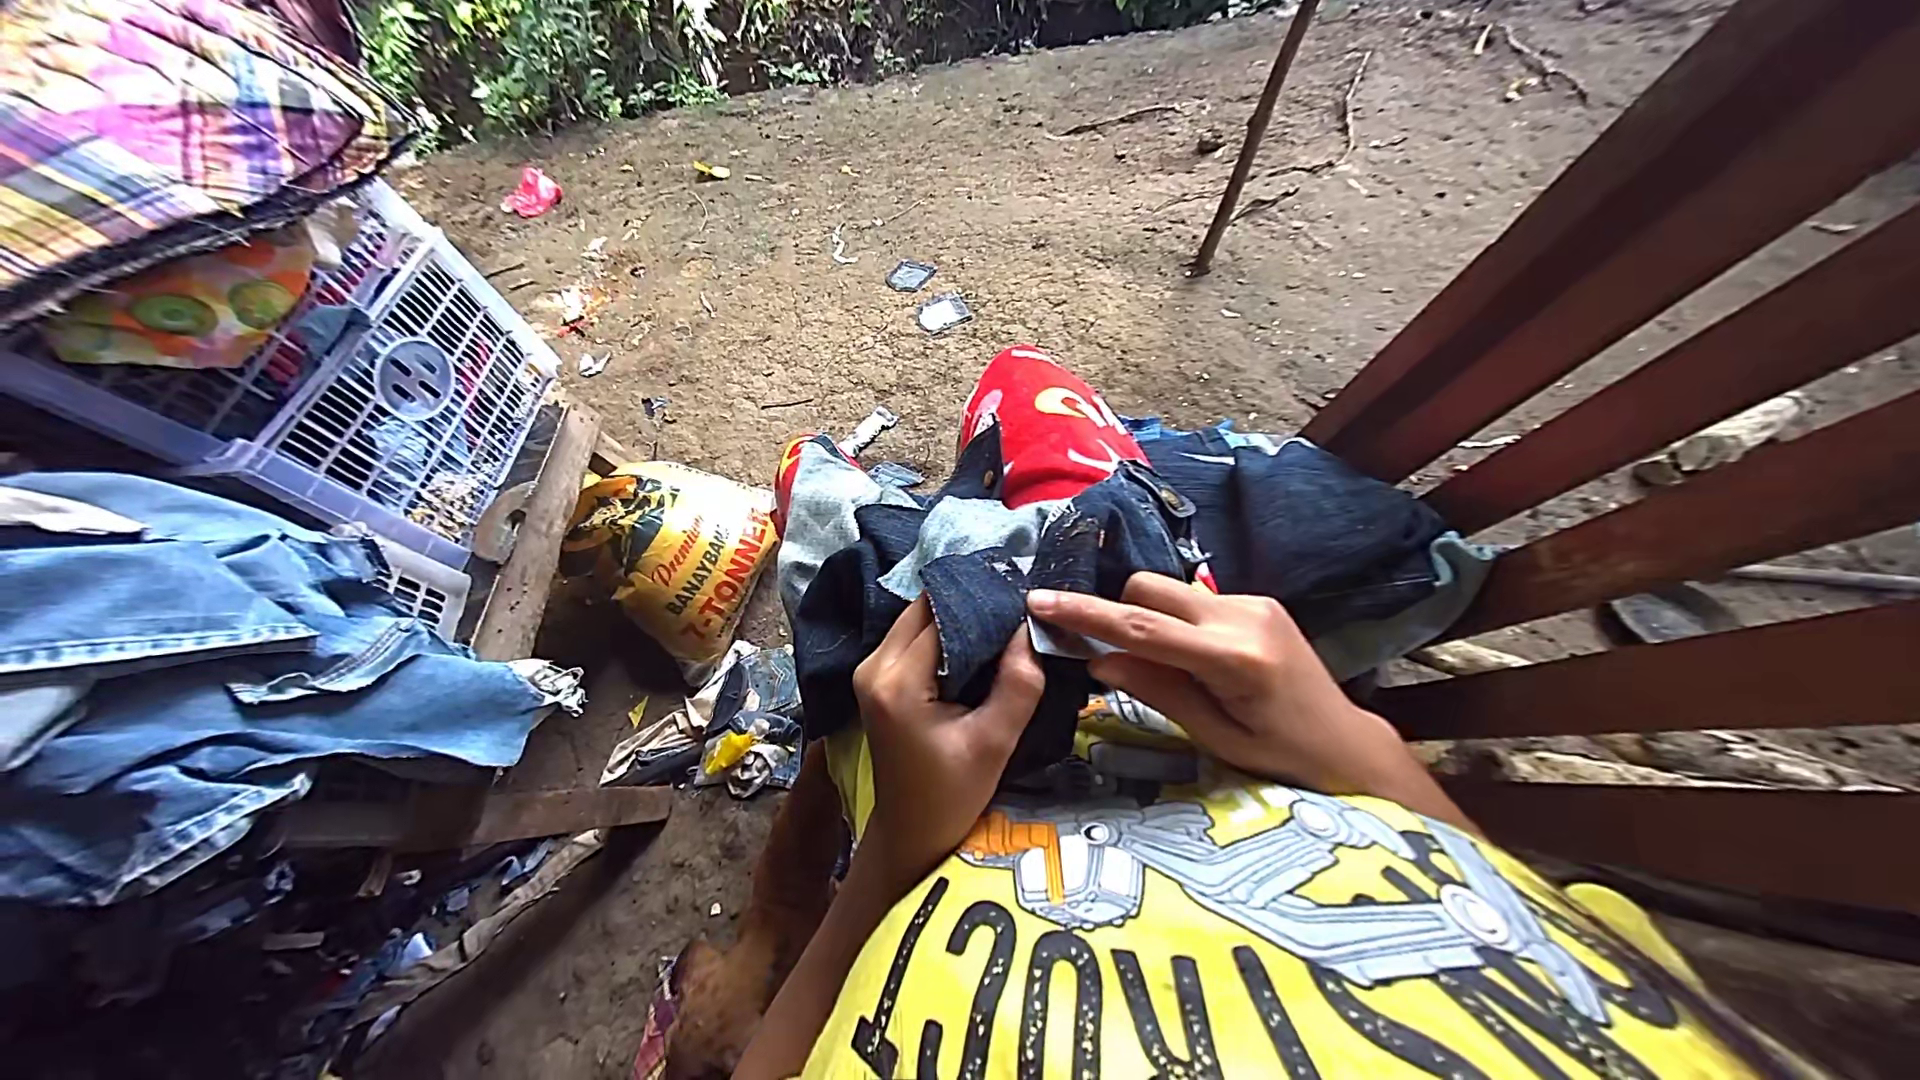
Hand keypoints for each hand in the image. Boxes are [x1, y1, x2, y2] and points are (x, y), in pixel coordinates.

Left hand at [852, 597, 1045, 892]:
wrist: (911, 831)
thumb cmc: (952, 793)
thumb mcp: (995, 742)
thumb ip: (1018, 683)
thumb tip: (1029, 627)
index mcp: (896, 681)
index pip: (941, 616)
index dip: (982, 605)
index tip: (1020, 602)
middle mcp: (873, 666)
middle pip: (923, 609)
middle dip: (968, 604)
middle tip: (1012, 609)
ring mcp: (868, 669)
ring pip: (916, 618)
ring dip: (955, 617)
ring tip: (999, 625)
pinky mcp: (874, 676)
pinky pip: (911, 636)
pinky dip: (942, 633)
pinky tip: (974, 644)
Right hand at [1027, 573, 1463, 824]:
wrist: (1348, 745)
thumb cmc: (1280, 758)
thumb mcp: (1213, 737)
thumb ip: (1155, 690)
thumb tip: (1098, 659)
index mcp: (1234, 659)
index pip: (1142, 628)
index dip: (1086, 614)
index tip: (1041, 602)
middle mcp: (1243, 615)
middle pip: (1149, 588)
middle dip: (1118, 612)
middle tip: (1116, 657)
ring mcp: (1254, 602)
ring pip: (1168, 589)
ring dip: (1148, 618)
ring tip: (1167, 664)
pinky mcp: (1257, 600)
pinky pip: (1192, 598)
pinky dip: (1175, 621)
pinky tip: (1194, 656)